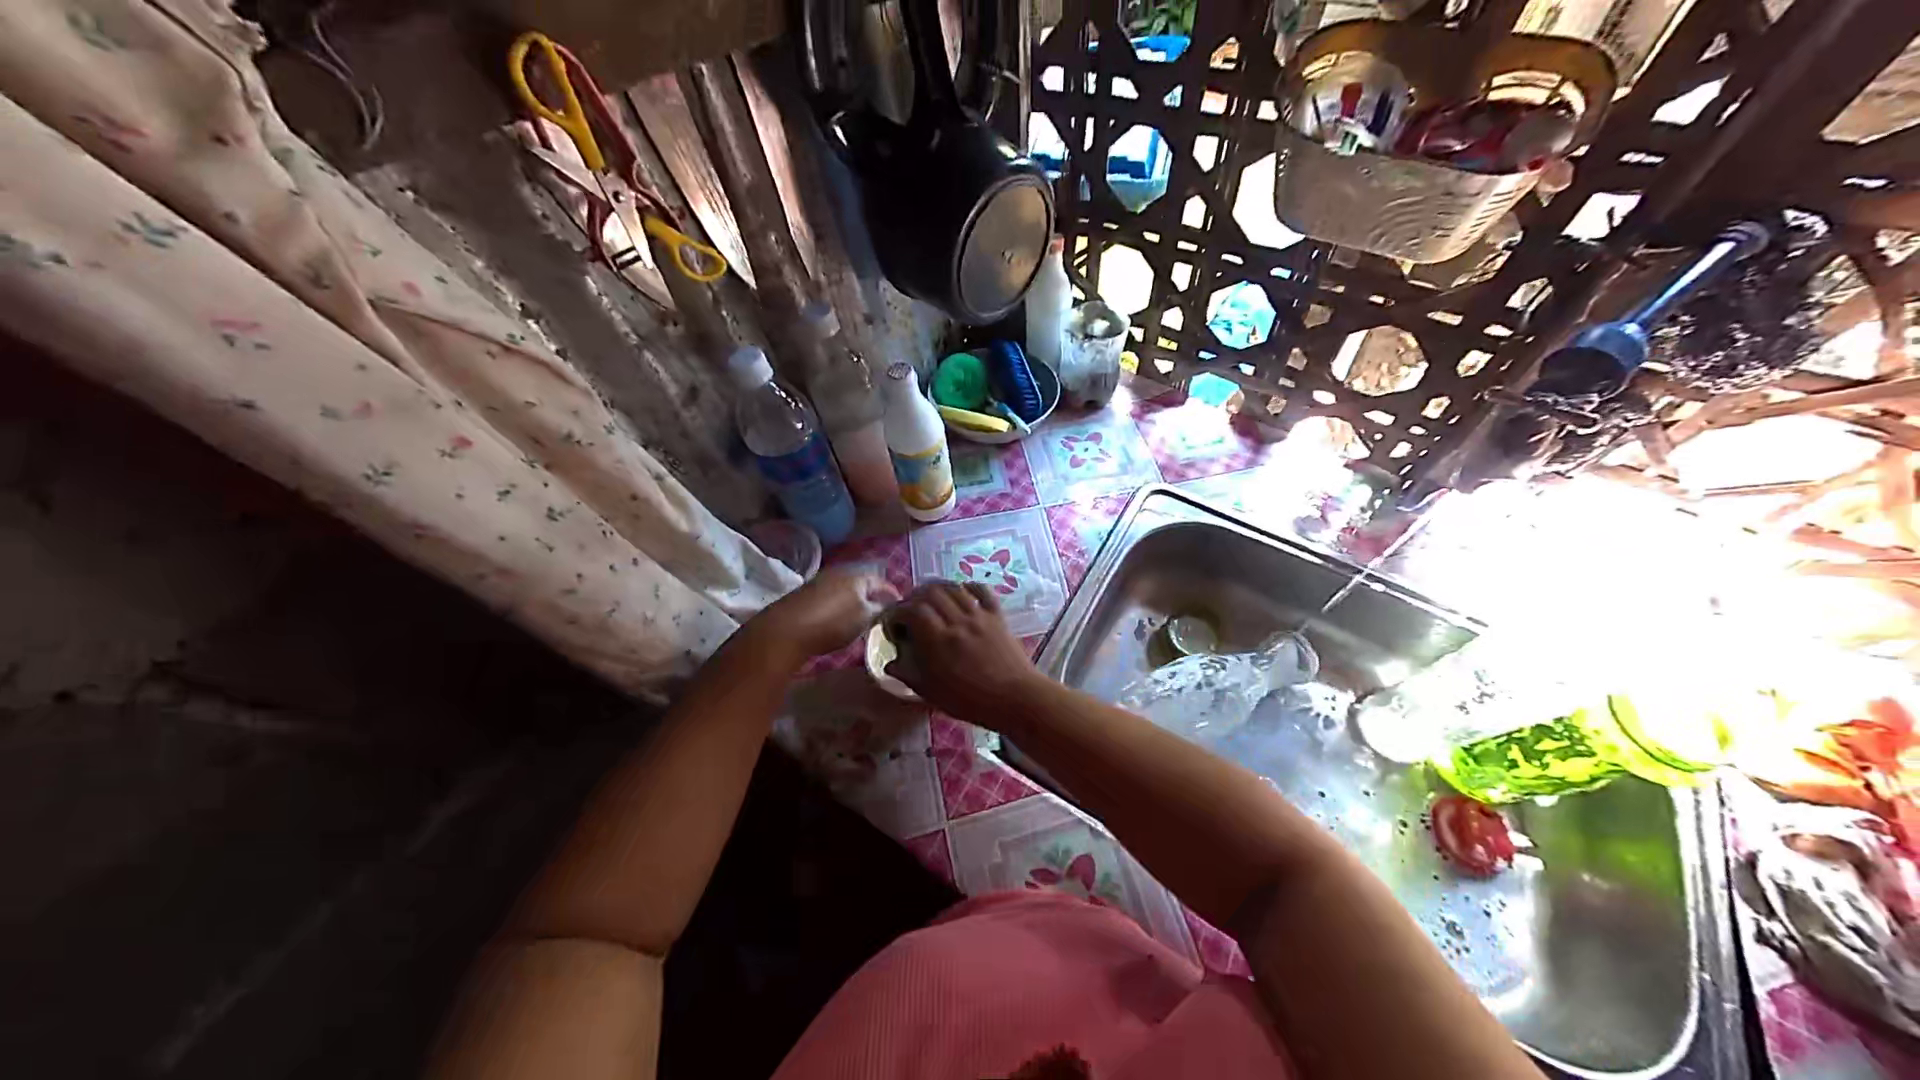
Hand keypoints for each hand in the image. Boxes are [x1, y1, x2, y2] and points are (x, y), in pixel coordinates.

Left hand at [752, 567, 897, 663]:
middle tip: (882, 615)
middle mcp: (839, 573)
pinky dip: (838, 607)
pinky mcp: (805, 595)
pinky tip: (838, 620)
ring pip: (845, 591)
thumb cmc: (832, 623)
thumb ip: (880, 609)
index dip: (893, 594)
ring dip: (855, 603)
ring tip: (861, 620)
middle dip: (873, 597)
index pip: (882, 582)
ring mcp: (819, 582)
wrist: (786, 630)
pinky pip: (830, 598)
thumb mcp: (865, 618)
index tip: (901, 609)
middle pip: (862, 584)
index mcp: (857, 576)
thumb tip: (888, 605)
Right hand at [883, 583, 1044, 725]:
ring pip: (953, 588)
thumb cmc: (970, 700)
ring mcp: (979, 616)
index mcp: (938, 640)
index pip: (911, 610)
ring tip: (930, 599)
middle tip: (909, 610)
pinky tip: (961, 592)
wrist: (1015, 699)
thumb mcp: (932, 693)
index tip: (893, 623)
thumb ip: (908, 674)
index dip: (897, 612)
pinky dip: (968, 586)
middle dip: (913, 597)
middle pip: (930, 592)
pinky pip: (982, 590)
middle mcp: (957, 621)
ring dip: (937, 589)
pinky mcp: (997, 615)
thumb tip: (890, 664)